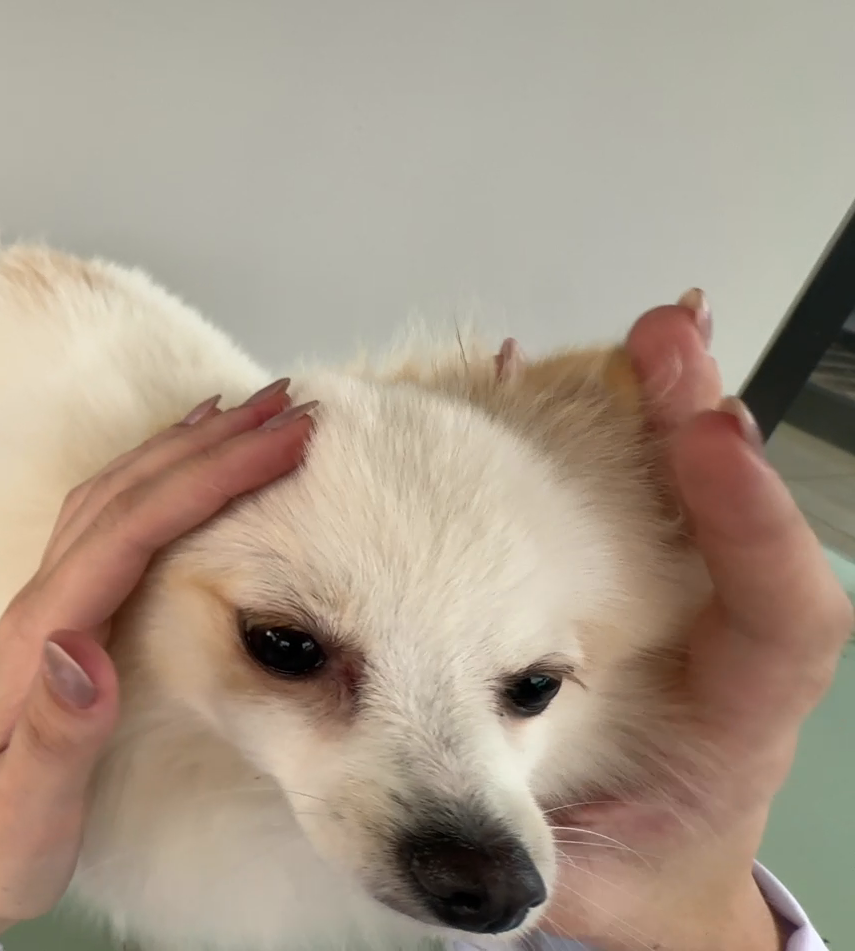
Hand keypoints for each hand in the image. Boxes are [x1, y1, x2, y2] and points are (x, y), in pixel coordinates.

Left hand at [0, 383, 316, 949]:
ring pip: (112, 500)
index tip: (280, 443)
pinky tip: (181, 480)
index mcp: (43, 632)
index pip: (130, 531)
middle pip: (124, 496)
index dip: (204, 480)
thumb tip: (81, 651)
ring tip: (242, 417)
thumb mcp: (27, 802)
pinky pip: (109, 528)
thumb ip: (56, 731)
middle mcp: (42, 601)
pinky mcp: (63, 618)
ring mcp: (49, 603)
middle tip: (288, 407)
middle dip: (205, 445)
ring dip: (176, 452)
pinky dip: (151, 488)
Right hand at [540, 293, 852, 949]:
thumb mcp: (572, 893)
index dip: (751, 520)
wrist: (648, 889)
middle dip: (700, 423)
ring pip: (670, 504)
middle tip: (666, 340)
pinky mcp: (598, 604)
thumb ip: (522, 868)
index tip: (704, 438)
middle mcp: (704, 650)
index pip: (779, 612)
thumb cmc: (622, 881)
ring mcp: (655, 621)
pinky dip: (585, 447)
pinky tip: (544, 393)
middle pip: (730, 524)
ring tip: (628, 342)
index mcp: (727, 716)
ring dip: (649, 415)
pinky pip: (602, 514)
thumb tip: (454, 846)